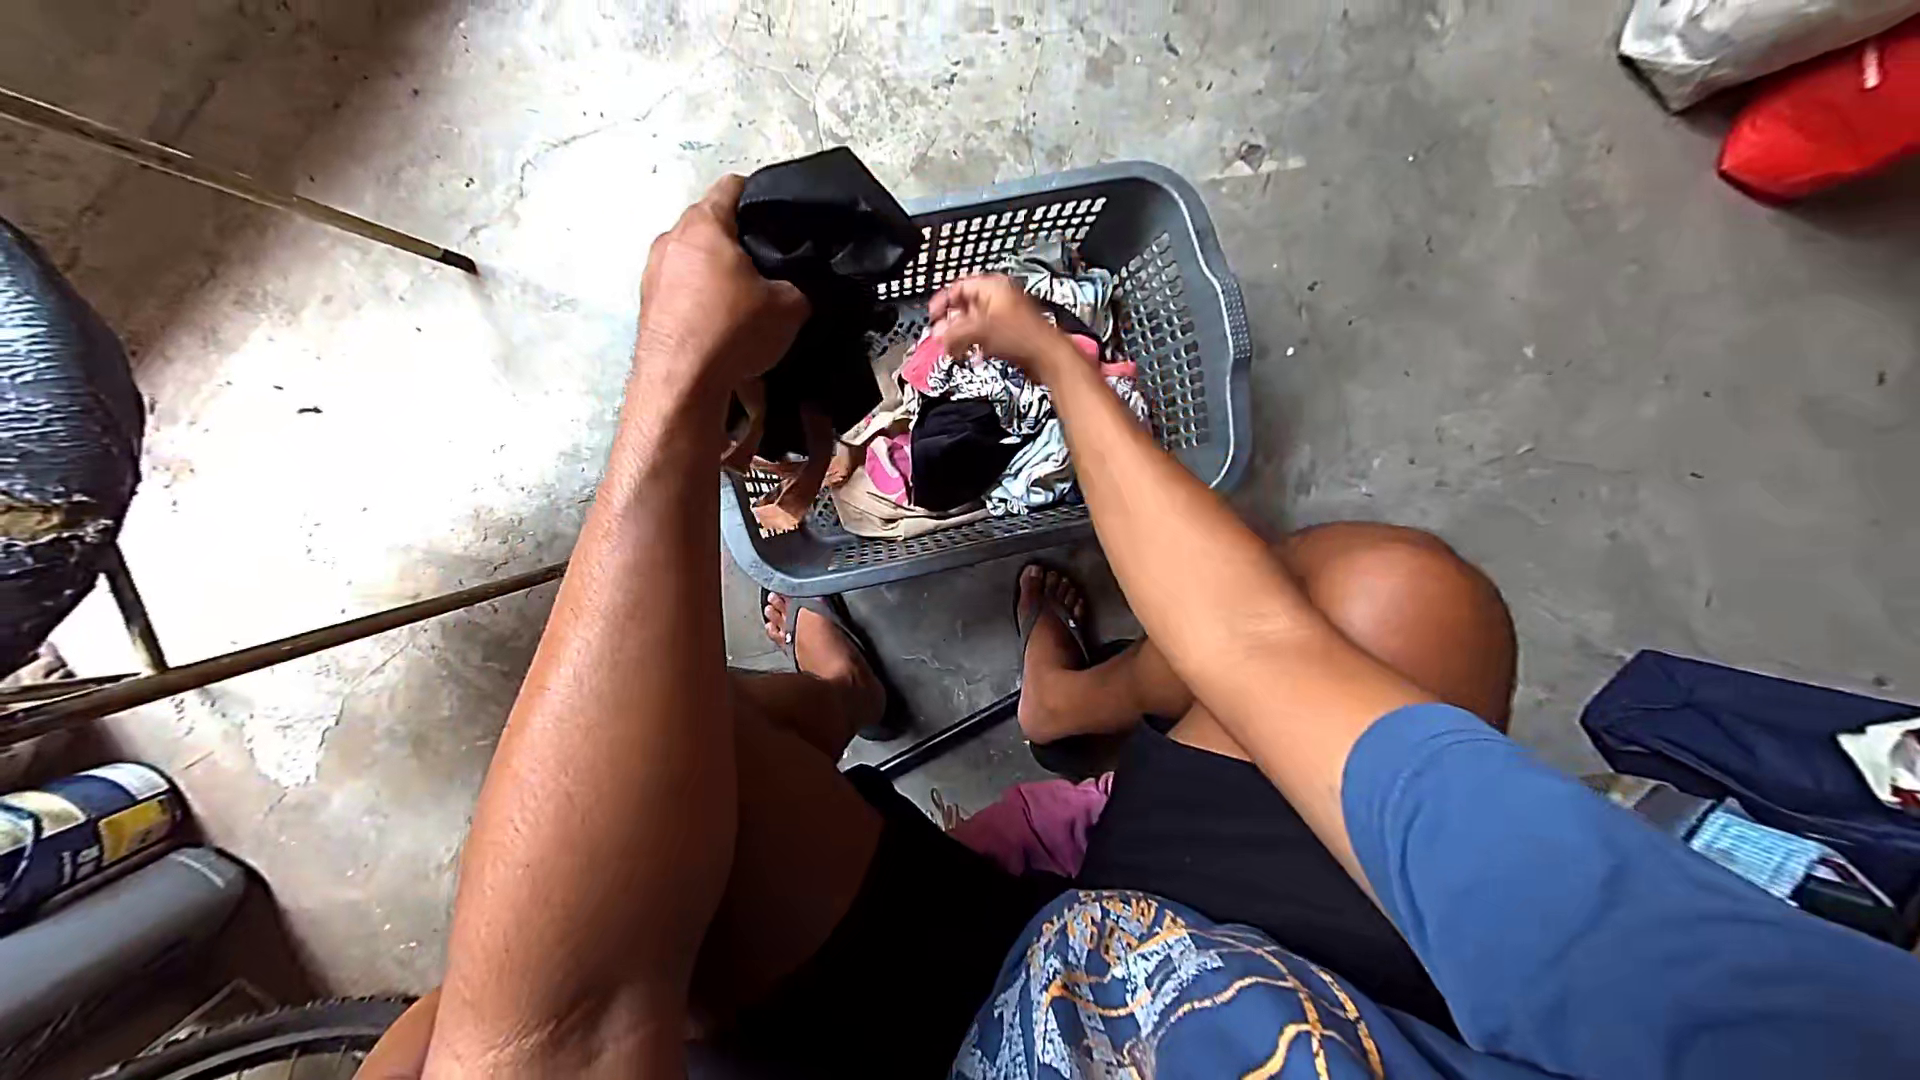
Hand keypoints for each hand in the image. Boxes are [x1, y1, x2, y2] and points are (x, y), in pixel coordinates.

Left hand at [634, 175, 809, 398]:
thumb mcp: (790, 308)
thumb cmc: (732, 331)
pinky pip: (683, 294)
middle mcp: (671, 240)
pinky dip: (702, 305)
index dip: (761, 198)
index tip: (777, 219)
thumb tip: (802, 290)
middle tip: (768, 272)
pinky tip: (722, 331)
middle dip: (739, 245)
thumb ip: (801, 288)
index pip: (733, 188)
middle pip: (711, 228)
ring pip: (695, 263)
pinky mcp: (648, 306)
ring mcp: (654, 274)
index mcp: (704, 224)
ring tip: (745, 307)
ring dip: (718, 277)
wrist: (682, 381)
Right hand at [928, 275, 1080, 383]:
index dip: (942, 301)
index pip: (958, 286)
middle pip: (965, 306)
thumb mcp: (980, 331)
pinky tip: (971, 354)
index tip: (933, 316)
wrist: (1048, 357)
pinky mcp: (1010, 334)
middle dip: (951, 323)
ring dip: (961, 337)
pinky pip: (985, 336)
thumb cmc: (1025, 337)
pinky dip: (975, 345)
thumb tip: (938, 334)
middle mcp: (999, 298)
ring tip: (954, 348)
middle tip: (941, 336)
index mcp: (993, 287)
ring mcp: (1005, 316)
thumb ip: (954, 331)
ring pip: (974, 323)